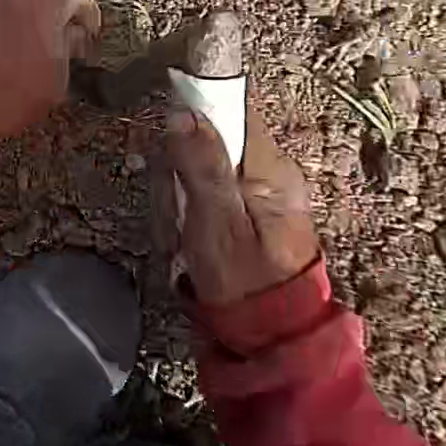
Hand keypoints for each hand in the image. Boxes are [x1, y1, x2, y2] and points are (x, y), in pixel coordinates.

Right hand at [162, 103, 319, 304]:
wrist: (274, 340)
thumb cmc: (246, 283)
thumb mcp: (218, 225)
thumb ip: (202, 167)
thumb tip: (183, 112)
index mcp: (269, 166)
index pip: (233, 105)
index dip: (197, 110)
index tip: (172, 143)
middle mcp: (269, 169)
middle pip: (211, 137)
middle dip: (180, 169)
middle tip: (174, 210)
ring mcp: (260, 190)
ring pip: (204, 165)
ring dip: (180, 195)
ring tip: (180, 234)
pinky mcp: (250, 209)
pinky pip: (210, 189)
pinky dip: (191, 209)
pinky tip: (188, 239)